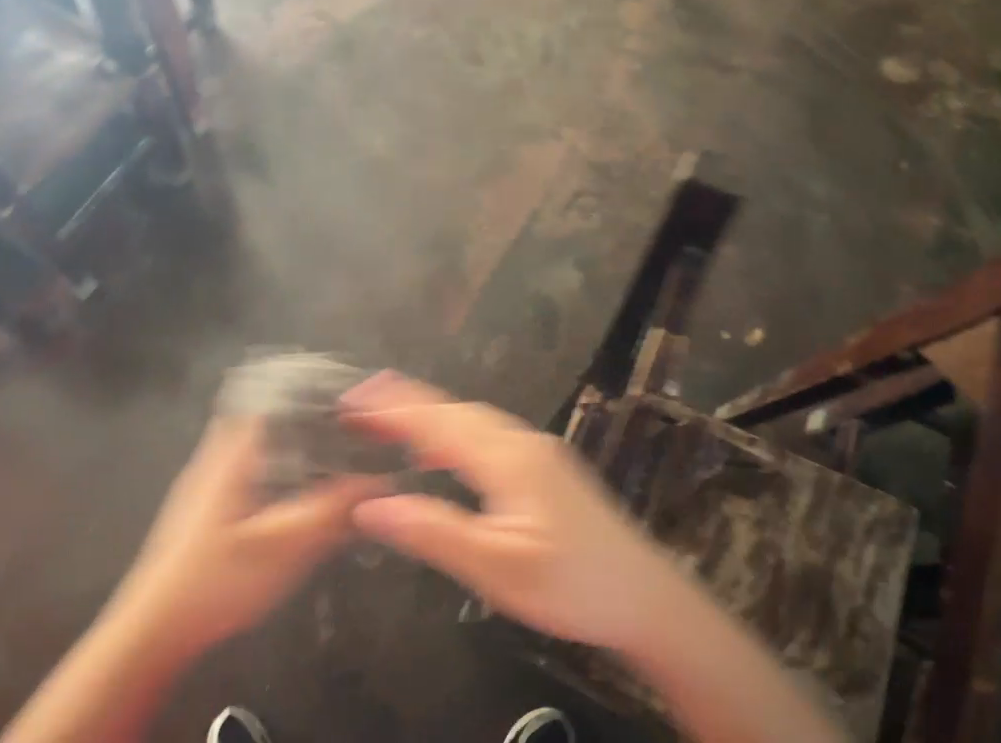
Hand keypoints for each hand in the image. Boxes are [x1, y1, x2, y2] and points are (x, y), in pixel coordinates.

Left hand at [106, 417, 381, 655]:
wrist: (154, 628)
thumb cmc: (216, 580)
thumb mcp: (280, 547)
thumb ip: (328, 512)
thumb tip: (377, 483)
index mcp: (231, 455)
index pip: (268, 400)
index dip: (305, 391)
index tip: (344, 396)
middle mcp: (214, 460)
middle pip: (262, 422)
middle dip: (302, 421)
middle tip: (346, 430)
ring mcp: (205, 487)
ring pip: (254, 451)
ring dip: (289, 450)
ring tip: (331, 459)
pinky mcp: (204, 513)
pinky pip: (248, 476)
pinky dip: (276, 476)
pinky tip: (295, 500)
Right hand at [342, 372, 682, 649]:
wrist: (650, 601)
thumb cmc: (572, 586)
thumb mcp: (496, 567)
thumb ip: (433, 532)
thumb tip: (369, 507)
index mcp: (507, 459)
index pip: (437, 420)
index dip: (392, 407)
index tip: (350, 400)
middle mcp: (522, 443)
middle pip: (454, 410)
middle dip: (405, 402)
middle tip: (359, 405)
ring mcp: (539, 453)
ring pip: (473, 420)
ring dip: (429, 414)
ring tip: (389, 418)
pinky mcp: (548, 470)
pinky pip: (488, 434)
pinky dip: (453, 430)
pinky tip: (443, 450)